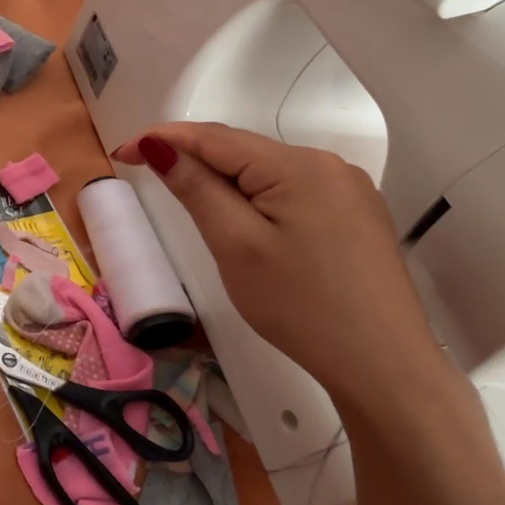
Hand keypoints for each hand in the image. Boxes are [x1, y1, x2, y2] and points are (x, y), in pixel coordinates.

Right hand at [112, 122, 447, 405]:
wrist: (385, 367)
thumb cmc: (300, 305)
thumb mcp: (235, 244)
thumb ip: (196, 188)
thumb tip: (158, 145)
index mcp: (298, 166)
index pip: (213, 137)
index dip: (161, 138)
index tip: (119, 152)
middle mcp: (328, 166)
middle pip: (241, 149)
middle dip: (190, 155)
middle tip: (141, 173)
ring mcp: (347, 191)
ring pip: (264, 170)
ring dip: (221, 176)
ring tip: (185, 197)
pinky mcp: (354, 216)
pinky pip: (289, 189)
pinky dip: (253, 194)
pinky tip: (239, 218)